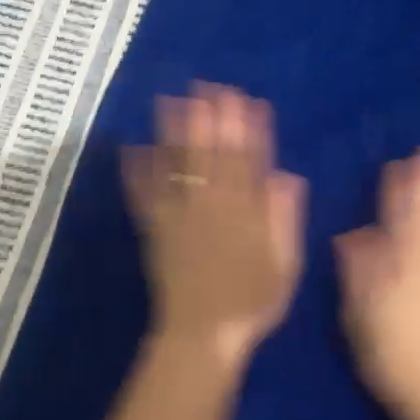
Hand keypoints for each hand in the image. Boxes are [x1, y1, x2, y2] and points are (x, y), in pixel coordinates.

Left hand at [123, 83, 306, 364]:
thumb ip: (284, 218)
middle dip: (211, 117)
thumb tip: (286, 175)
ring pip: (178, 165)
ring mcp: (179, 216)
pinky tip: (133, 146)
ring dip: (175, 131)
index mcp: (246, 212)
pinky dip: (137, 171)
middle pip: (212, 153)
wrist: (204, 335)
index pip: (249, 160)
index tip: (246, 99)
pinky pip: (144, 195)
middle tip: (209, 85)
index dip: (247, 128)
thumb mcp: (284, 264)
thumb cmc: (252, 301)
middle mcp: (212, 205)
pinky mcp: (155, 230)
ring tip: (173, 99)